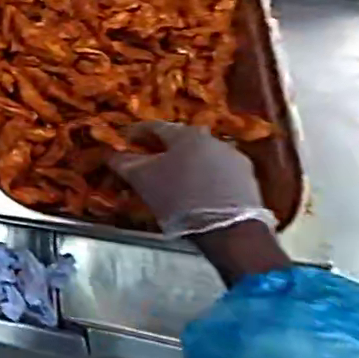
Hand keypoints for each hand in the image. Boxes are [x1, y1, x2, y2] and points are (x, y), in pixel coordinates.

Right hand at [107, 121, 273, 238]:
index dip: (135, 133)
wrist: (230, 231)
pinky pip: (217, 170)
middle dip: (161, 148)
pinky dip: (202, 174)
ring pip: (201, 155)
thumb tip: (110, 152)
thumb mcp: (140, 178)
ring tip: (170, 177)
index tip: (123, 143)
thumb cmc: (178, 197)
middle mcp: (213, 140)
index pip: (154, 126)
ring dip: (184, 162)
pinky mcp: (249, 179)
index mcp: (186, 134)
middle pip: (180, 140)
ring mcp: (235, 159)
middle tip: (145, 160)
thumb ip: (122, 161)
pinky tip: (193, 188)